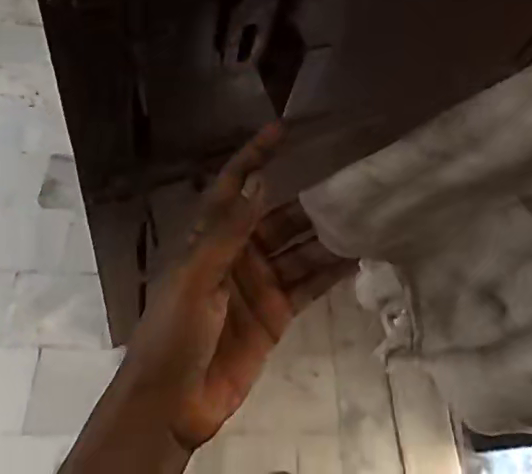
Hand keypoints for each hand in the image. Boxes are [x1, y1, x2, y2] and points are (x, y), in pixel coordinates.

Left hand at [122, 122, 356, 447]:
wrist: (172, 404)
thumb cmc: (173, 331)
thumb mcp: (196, 276)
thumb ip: (229, 231)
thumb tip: (260, 181)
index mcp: (210, 235)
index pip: (235, 184)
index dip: (256, 155)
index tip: (283, 128)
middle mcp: (238, 251)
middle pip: (276, 214)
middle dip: (305, 198)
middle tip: (344, 178)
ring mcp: (259, 281)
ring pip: (297, 247)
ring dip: (325, 234)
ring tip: (360, 215)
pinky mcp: (276, 314)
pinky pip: (308, 284)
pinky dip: (330, 272)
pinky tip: (356, 258)